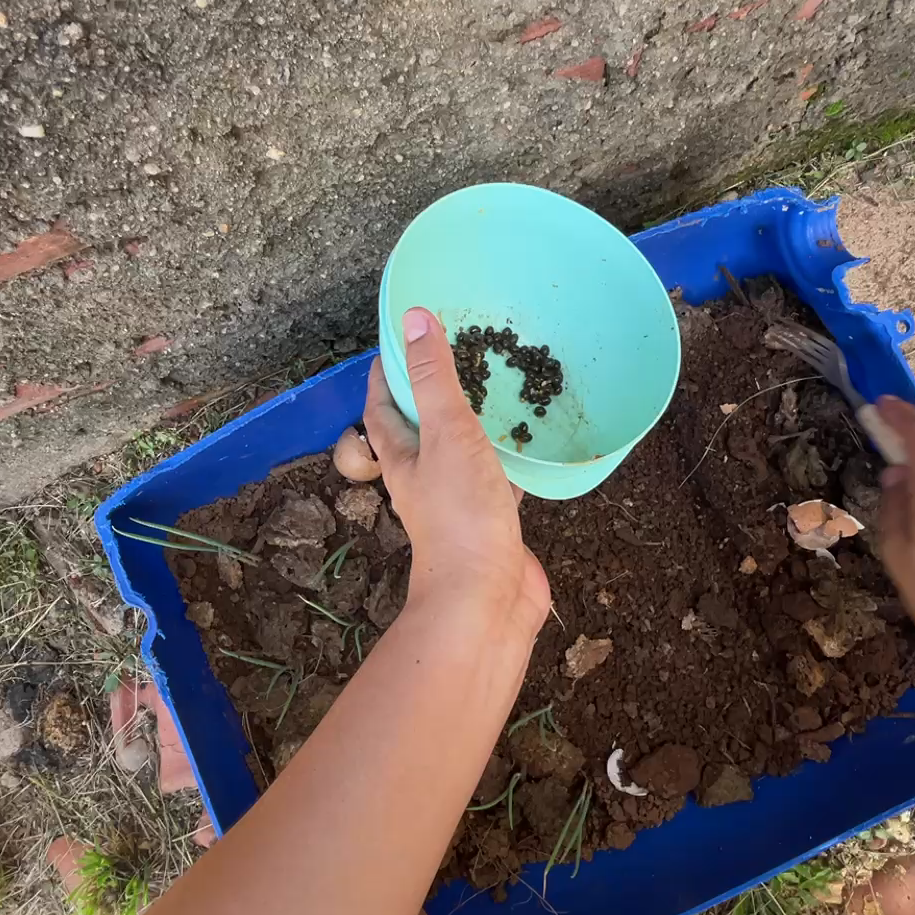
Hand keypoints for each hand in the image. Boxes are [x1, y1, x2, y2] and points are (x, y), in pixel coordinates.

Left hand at [364, 308, 550, 637]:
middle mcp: (424, 474)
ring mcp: (458, 497)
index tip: (403, 334)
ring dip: (473, 420)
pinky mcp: (492, 515)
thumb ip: (435, 379)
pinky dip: (508, 454)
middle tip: (463, 351)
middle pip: (421, 424)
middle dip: (434, 390)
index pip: (383, 402)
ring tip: (500, 385)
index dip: (388, 369)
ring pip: (461, 448)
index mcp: (401, 454)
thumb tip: (413, 319)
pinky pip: (498, 474)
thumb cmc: (460, 514)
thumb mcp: (446, 433)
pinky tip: (530, 440)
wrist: (486, 596)